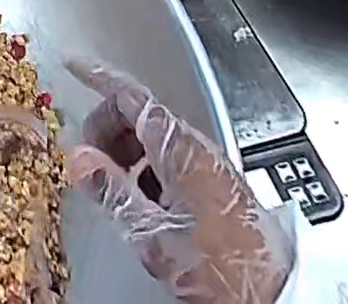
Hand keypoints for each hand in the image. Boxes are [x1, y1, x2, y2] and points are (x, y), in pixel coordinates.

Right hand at [66, 58, 295, 303]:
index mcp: (176, 144)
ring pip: (150, 136)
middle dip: (106, 126)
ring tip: (110, 183)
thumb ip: (113, 191)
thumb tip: (78, 157)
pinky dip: (142, 167)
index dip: (99, 77)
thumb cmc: (218, 263)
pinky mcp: (208, 178)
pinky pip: (165, 157)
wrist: (273, 291)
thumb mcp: (154, 233)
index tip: (74, 66)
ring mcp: (201, 159)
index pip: (130, 95)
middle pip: (137, 113)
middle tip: (87, 158)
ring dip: (123, 149)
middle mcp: (190, 142)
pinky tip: (139, 200)